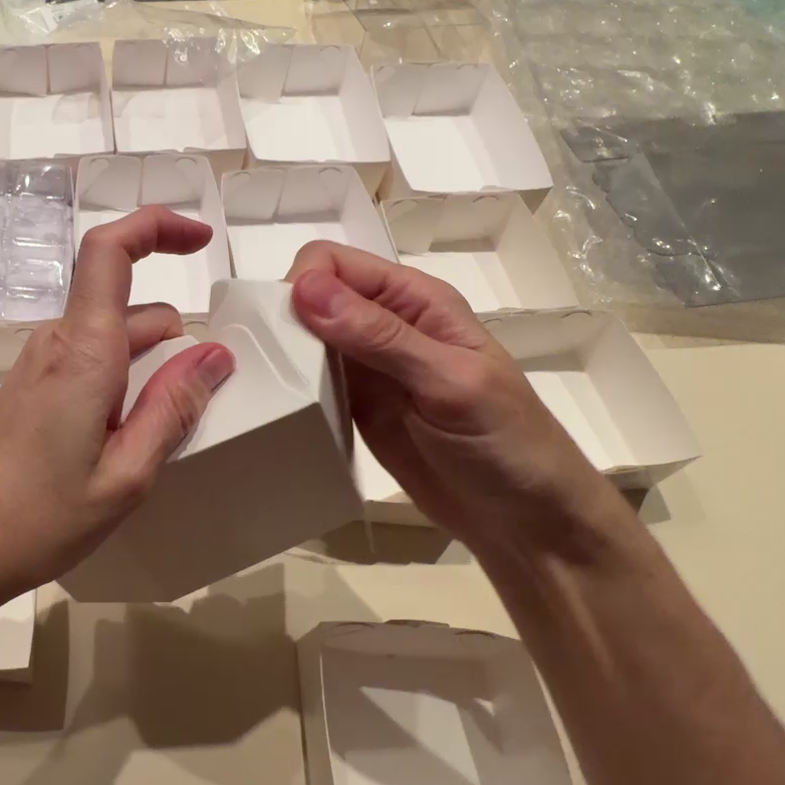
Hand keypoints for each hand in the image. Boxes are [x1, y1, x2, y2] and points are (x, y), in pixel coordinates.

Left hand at [0, 207, 236, 634]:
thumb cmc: (37, 520)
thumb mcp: (124, 476)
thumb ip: (171, 410)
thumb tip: (215, 354)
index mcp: (83, 351)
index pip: (108, 250)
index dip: (155, 225)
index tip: (201, 239)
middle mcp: (55, 345)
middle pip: (123, 305)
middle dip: (173, 334)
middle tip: (207, 396)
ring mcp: (36, 367)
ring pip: (107, 338)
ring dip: (148, 363)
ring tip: (172, 428)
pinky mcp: (26, 392)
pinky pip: (86, 364)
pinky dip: (120, 381)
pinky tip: (129, 439)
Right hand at [286, 242, 619, 555]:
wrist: (526, 522)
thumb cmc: (505, 443)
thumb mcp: (448, 382)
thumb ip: (378, 335)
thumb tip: (304, 288)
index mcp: (413, 299)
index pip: (334, 262)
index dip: (302, 283)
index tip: (283, 328)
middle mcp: (383, 323)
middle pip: (311, 296)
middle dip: (280, 317)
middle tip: (259, 362)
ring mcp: (365, 367)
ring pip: (303, 337)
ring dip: (278, 353)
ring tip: (257, 384)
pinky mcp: (352, 405)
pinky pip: (307, 381)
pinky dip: (288, 387)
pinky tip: (275, 406)